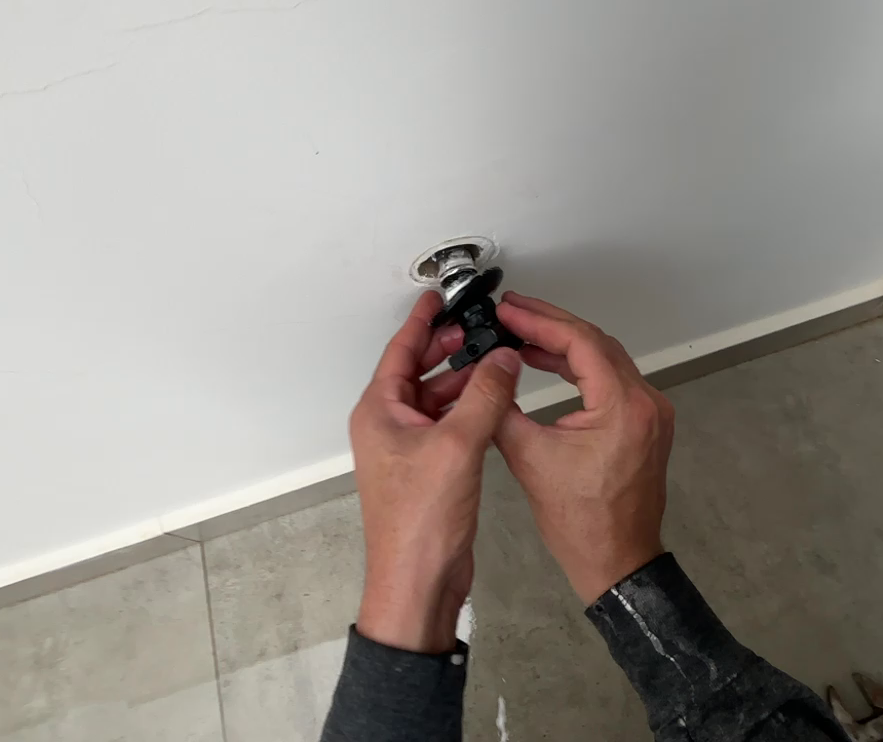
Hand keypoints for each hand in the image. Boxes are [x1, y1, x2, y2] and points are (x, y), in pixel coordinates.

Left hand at [349, 290, 523, 651]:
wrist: (419, 583)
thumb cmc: (421, 520)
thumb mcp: (456, 445)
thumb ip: (484, 395)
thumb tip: (503, 357)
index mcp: (379, 411)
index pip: (399, 350)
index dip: (420, 321)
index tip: (435, 298)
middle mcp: (388, 425)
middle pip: (416, 371)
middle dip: (445, 348)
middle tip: (473, 327)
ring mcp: (406, 448)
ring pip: (434, 398)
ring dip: (460, 378)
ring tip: (490, 358)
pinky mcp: (426, 468)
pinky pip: (446, 423)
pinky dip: (466, 407)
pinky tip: (490, 400)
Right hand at [493, 292, 673, 602]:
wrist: (618, 563)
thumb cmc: (578, 520)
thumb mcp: (530, 458)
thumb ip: (502, 408)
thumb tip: (485, 372)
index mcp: (623, 406)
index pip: (580, 343)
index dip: (540, 320)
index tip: (508, 309)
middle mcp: (646, 401)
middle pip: (595, 342)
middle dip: (549, 322)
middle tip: (511, 310)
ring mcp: (650, 410)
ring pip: (603, 356)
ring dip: (562, 342)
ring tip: (520, 331)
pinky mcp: (644, 421)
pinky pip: (609, 377)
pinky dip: (576, 365)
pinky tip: (544, 361)